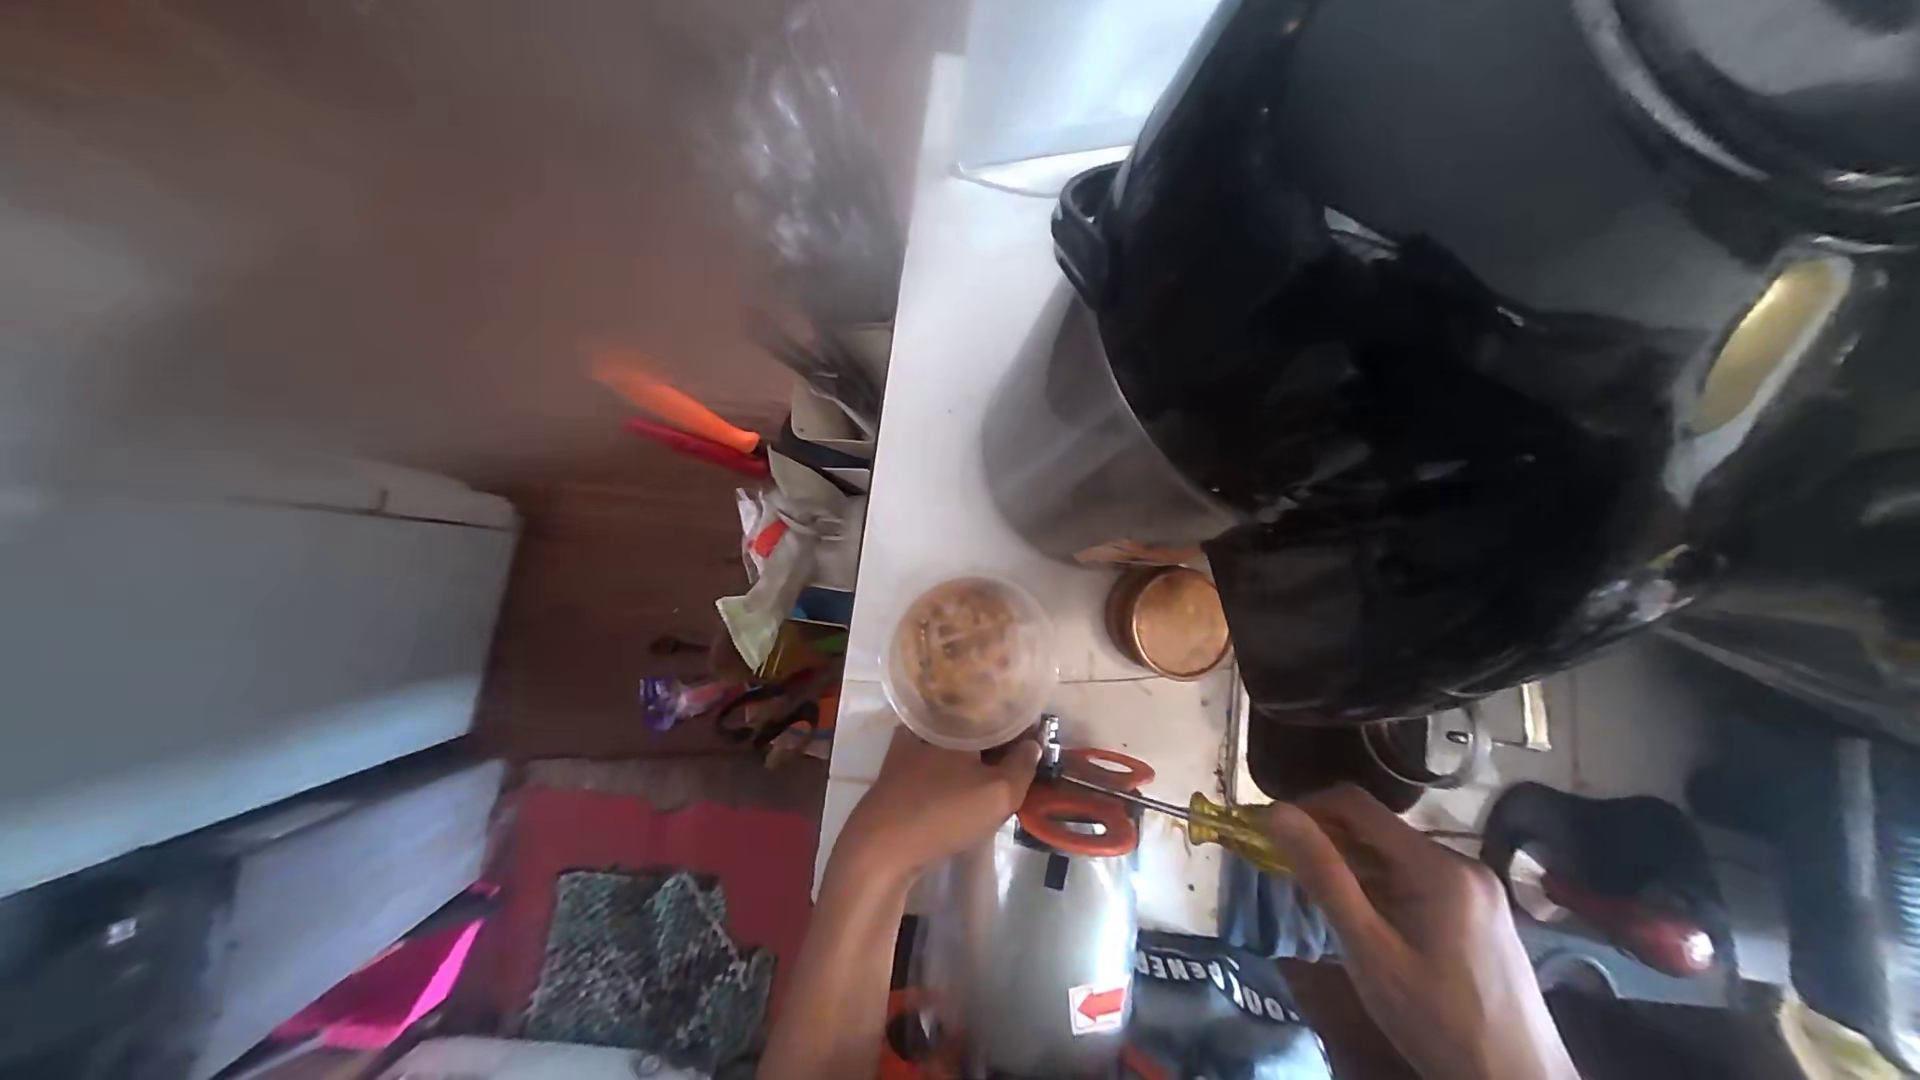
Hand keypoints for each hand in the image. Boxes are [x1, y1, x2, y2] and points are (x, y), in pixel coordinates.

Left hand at [835, 727, 1041, 881]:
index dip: (1018, 724)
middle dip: (995, 737)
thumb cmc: (943, 813)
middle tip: (1019, 756)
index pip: (993, 712)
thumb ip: (1021, 766)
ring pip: (950, 743)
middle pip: (970, 725)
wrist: (880, 848)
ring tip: (994, 770)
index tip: (1036, 737)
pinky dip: (950, 768)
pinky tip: (961, 784)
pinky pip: (933, 761)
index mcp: (955, 722)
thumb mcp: (998, 794)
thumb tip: (1032, 744)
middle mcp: (929, 727)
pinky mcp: (894, 772)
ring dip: (972, 754)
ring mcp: (906, 748)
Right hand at [1264, 784, 1577, 1079]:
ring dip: (1350, 866)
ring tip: (1322, 902)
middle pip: (1375, 828)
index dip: (1307, 808)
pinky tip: (1365, 920)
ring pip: (1392, 853)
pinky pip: (1414, 876)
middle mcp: (1461, 862)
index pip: (1356, 804)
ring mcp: (1476, 887)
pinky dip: (1378, 885)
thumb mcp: (1369, 950)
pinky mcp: (1480, 910)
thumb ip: (1323, 876)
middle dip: (1327, 842)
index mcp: (1438, 866)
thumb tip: (1276, 813)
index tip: (1273, 834)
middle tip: (1291, 875)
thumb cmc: (1440, 1023)